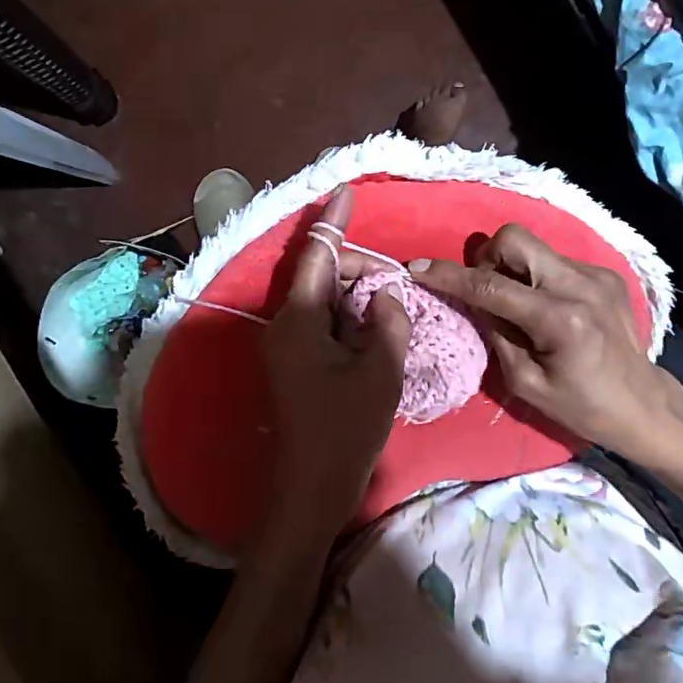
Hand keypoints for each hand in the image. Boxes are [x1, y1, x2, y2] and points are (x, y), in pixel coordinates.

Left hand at [258, 188, 410, 545]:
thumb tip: (386, 295)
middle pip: (324, 277)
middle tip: (398, 291)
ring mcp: (286, 345)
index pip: (317, 255)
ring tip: (392, 310)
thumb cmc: (345, 431)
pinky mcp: (294, 363)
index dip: (333, 222)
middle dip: (361, 271)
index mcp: (299, 320)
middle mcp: (284, 325)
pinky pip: (323, 323)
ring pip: (325, 300)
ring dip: (357, 297)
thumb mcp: (380, 372)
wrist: (311, 489)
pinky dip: (349, 318)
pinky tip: (376, 329)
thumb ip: (388, 323)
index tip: (345, 193)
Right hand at [409, 225, 682, 466]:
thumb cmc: (581, 406)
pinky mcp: (605, 273)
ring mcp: (596, 274)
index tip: (419, 267)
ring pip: (534, 245)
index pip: (491, 286)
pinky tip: (547, 306)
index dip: (450, 276)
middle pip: (515, 238)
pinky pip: (554, 260)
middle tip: (486, 290)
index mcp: (559, 320)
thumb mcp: (526, 383)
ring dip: (513, 267)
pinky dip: (537, 276)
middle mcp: (579, 285)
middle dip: (488, 258)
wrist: (643, 404)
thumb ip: (494, 333)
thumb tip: (471, 300)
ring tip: (517, 302)